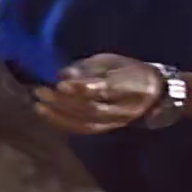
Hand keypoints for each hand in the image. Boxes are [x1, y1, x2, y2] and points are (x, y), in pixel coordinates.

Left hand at [34, 53, 165, 134]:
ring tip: (38, 104)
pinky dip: (63, 123)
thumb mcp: (110, 61)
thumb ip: (87, 67)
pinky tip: (46, 113)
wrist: (154, 91)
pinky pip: (85, 130)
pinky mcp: (109, 128)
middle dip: (63, 102)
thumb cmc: (125, 70)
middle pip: (93, 109)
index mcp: (131, 84)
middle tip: (40, 91)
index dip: (82, 89)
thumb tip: (62, 74)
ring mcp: (119, 121)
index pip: (106, 89)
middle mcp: (127, 107)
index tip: (60, 84)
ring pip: (87, 123)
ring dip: (59, 115)